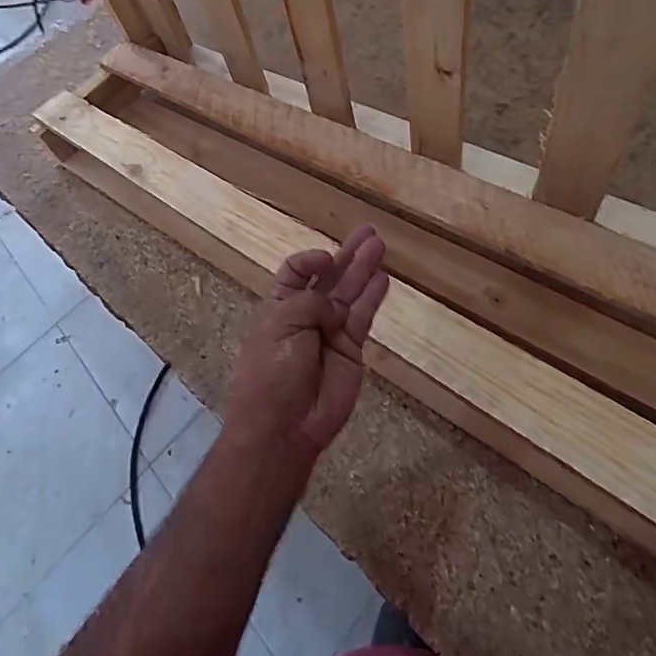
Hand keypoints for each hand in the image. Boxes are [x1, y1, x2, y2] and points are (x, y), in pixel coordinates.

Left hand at [223, 226, 389, 461]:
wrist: (284, 424)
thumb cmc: (272, 370)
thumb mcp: (282, 323)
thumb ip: (312, 303)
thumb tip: (338, 308)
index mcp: (279, 306)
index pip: (297, 272)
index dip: (312, 260)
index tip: (326, 259)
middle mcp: (306, 314)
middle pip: (331, 276)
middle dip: (348, 253)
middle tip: (368, 231)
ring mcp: (330, 331)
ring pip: (351, 292)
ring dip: (364, 268)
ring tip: (379, 243)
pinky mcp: (351, 349)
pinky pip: (363, 316)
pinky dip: (373, 297)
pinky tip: (383, 277)